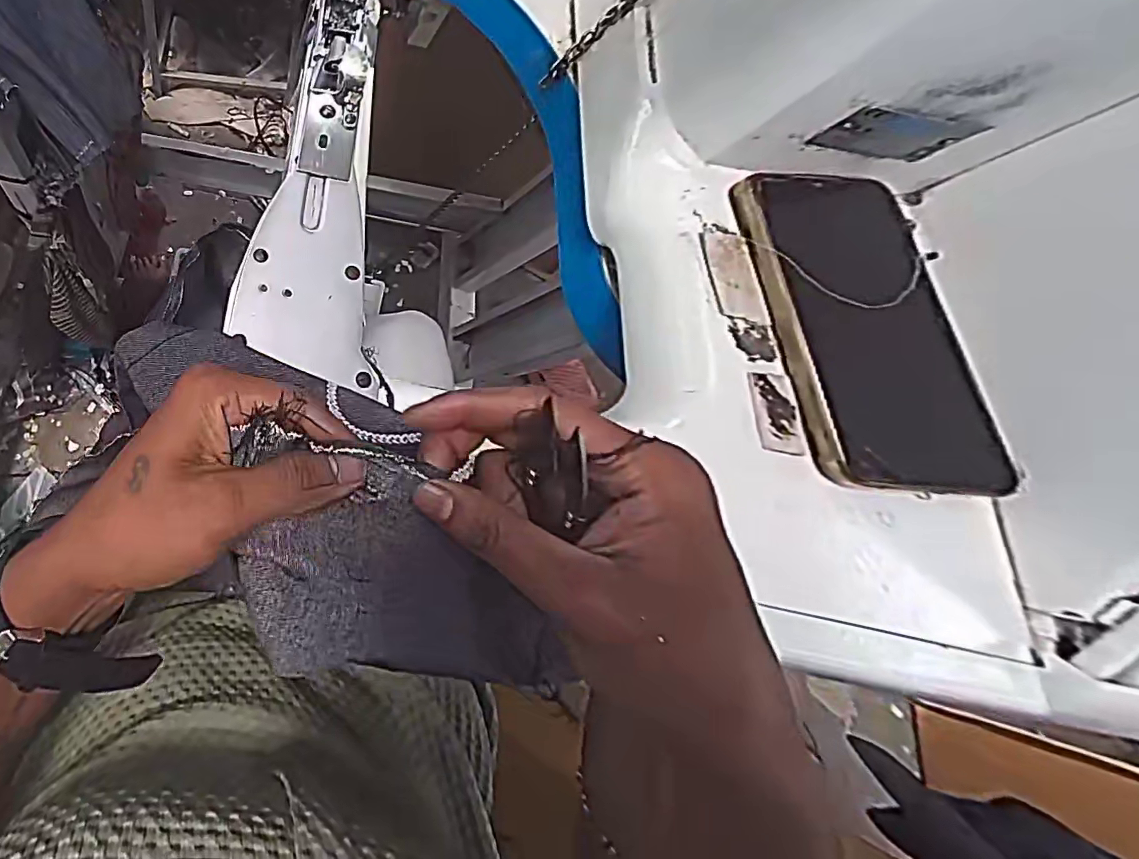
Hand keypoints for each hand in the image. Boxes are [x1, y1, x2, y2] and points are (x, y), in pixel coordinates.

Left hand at [2, 364, 364, 632]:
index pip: (292, 398)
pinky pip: (256, 452)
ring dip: (300, 466)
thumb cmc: (136, 529)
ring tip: (329, 494)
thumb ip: (293, 483)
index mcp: (210, 390)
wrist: (88, 563)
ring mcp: (207, 423)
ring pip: (274, 435)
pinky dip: (279, 475)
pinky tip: (296, 498)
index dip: (330, 431)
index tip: (358, 462)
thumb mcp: (227, 505)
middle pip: (285, 414)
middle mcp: (209, 396)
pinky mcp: (207, 450)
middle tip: (348, 483)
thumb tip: (346, 469)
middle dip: (316, 450)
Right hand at [404, 386, 784, 724]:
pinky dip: (507, 517)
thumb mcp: (578, 593)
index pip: (546, 410)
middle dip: (477, 457)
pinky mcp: (594, 520)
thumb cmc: (685, 666)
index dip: (476, 409)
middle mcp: (630, 472)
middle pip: (529, 432)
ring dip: (495, 499)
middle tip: (439, 485)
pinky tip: (516, 550)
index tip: (426, 420)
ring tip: (508, 548)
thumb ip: (499, 535)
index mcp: (648, 469)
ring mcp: (612, 497)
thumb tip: (437, 494)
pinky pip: (532, 498)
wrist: (712, 729)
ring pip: (524, 468)